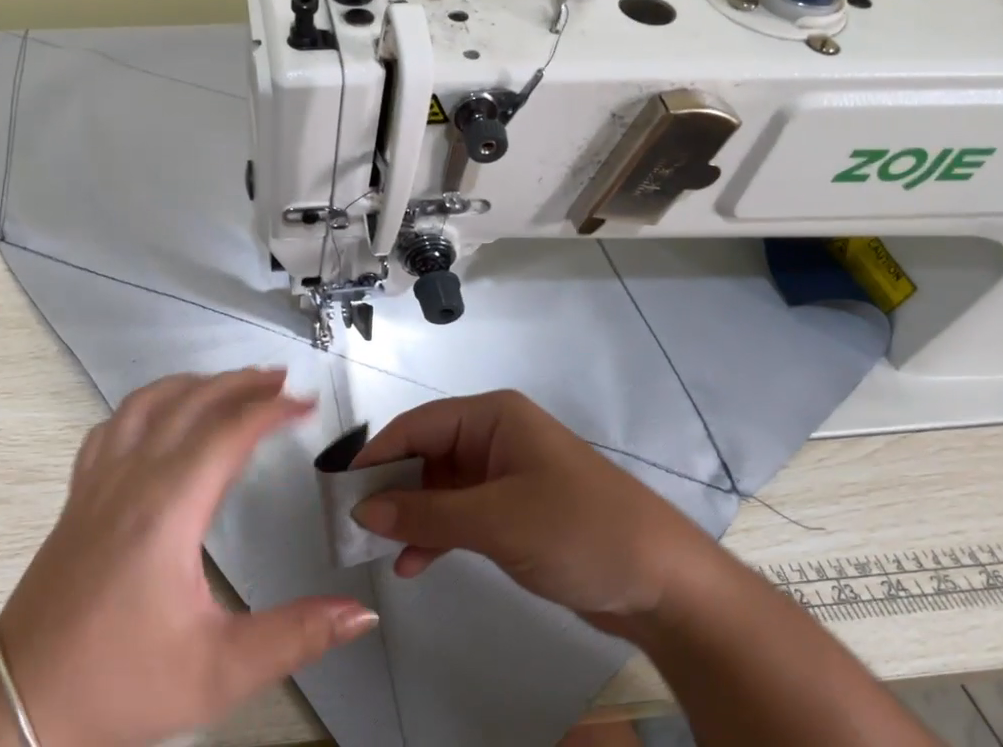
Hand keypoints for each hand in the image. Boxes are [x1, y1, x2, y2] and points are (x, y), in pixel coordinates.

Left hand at [0, 369, 378, 746]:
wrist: (24, 702)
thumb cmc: (116, 683)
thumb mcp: (219, 670)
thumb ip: (296, 637)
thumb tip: (358, 615)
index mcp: (166, 510)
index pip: (228, 432)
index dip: (272, 409)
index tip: (306, 402)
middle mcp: (129, 482)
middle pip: (189, 403)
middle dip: (239, 383)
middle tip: (279, 380)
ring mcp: (97, 485)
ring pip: (146, 405)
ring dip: (193, 384)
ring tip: (228, 384)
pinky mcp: (77, 500)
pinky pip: (112, 428)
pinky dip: (145, 405)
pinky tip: (156, 416)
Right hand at [350, 390, 719, 622]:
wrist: (664, 585)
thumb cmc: (578, 530)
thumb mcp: (495, 521)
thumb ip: (425, 514)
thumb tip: (362, 511)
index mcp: (492, 418)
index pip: (416, 426)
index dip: (375, 456)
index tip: (338, 489)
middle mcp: (494, 439)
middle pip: (424, 456)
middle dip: (390, 491)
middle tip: (352, 526)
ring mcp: (505, 477)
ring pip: (439, 490)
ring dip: (411, 518)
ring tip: (380, 552)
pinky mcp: (515, 514)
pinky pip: (461, 516)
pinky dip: (437, 536)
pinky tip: (416, 564)